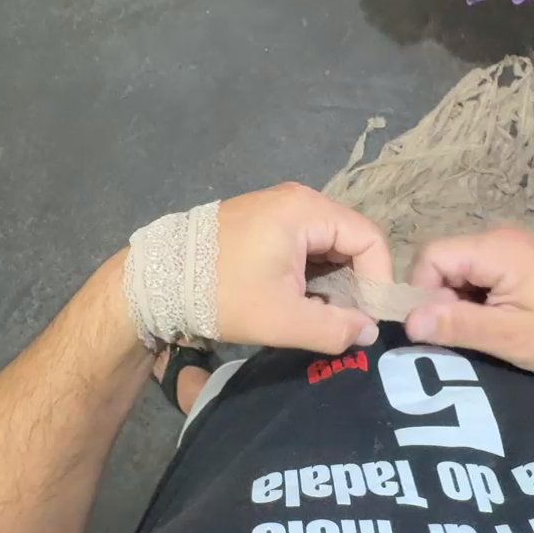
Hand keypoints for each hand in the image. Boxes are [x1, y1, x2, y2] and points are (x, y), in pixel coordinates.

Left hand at [215, 183, 392, 354]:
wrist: (156, 280)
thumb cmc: (222, 294)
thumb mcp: (282, 319)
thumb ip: (334, 329)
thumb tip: (368, 332)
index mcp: (306, 210)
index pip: (369, 240)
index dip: (378, 281)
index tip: (369, 319)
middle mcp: (298, 199)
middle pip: (351, 240)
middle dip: (355, 284)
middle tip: (347, 321)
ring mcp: (279, 208)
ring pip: (329, 246)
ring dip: (333, 282)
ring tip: (322, 316)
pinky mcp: (264, 223)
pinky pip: (306, 245)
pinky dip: (312, 274)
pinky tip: (300, 302)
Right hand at [404, 228, 533, 381]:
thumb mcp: (512, 337)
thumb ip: (458, 325)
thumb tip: (408, 320)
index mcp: (496, 249)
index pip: (429, 256)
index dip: (423, 292)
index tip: (441, 328)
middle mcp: (501, 237)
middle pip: (444, 261)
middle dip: (442, 299)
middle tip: (467, 335)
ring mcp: (514, 246)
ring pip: (462, 269)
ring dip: (462, 301)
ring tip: (488, 331)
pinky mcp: (524, 259)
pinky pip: (482, 272)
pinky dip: (480, 298)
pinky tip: (502, 321)